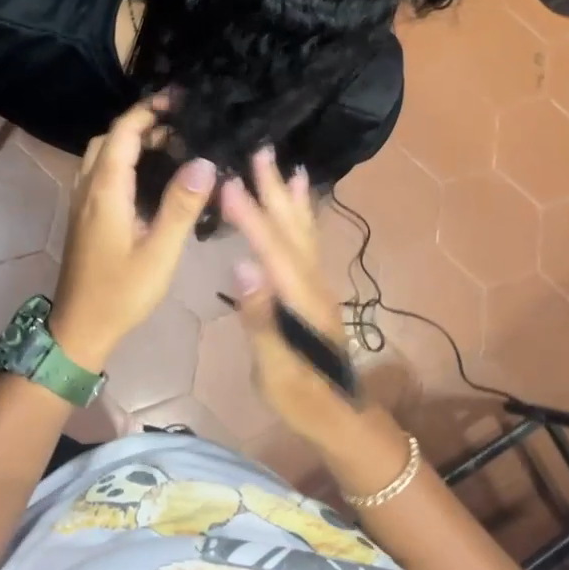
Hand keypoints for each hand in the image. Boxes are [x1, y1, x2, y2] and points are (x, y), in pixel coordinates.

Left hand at [51, 101, 216, 370]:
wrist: (78, 329)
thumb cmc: (121, 292)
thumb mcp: (159, 252)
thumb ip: (180, 206)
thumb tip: (204, 161)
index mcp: (105, 189)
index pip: (124, 131)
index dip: (149, 110)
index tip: (179, 99)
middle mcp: (88, 187)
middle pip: (110, 138)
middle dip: (143, 123)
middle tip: (182, 126)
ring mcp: (82, 201)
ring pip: (102, 155)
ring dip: (131, 142)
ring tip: (171, 147)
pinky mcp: (85, 216)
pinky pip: (100, 172)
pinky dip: (123, 161)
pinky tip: (149, 178)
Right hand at [219, 149, 356, 449]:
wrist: (342, 418)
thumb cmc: (303, 399)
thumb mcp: (276, 371)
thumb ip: (262, 320)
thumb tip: (244, 267)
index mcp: (300, 300)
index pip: (271, 249)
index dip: (249, 216)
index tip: (226, 184)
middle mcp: (313, 283)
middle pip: (291, 229)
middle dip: (273, 190)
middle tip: (259, 151)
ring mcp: (317, 284)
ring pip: (302, 230)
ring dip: (288, 196)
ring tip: (283, 165)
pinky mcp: (314, 289)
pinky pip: (306, 240)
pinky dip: (301, 214)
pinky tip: (298, 202)